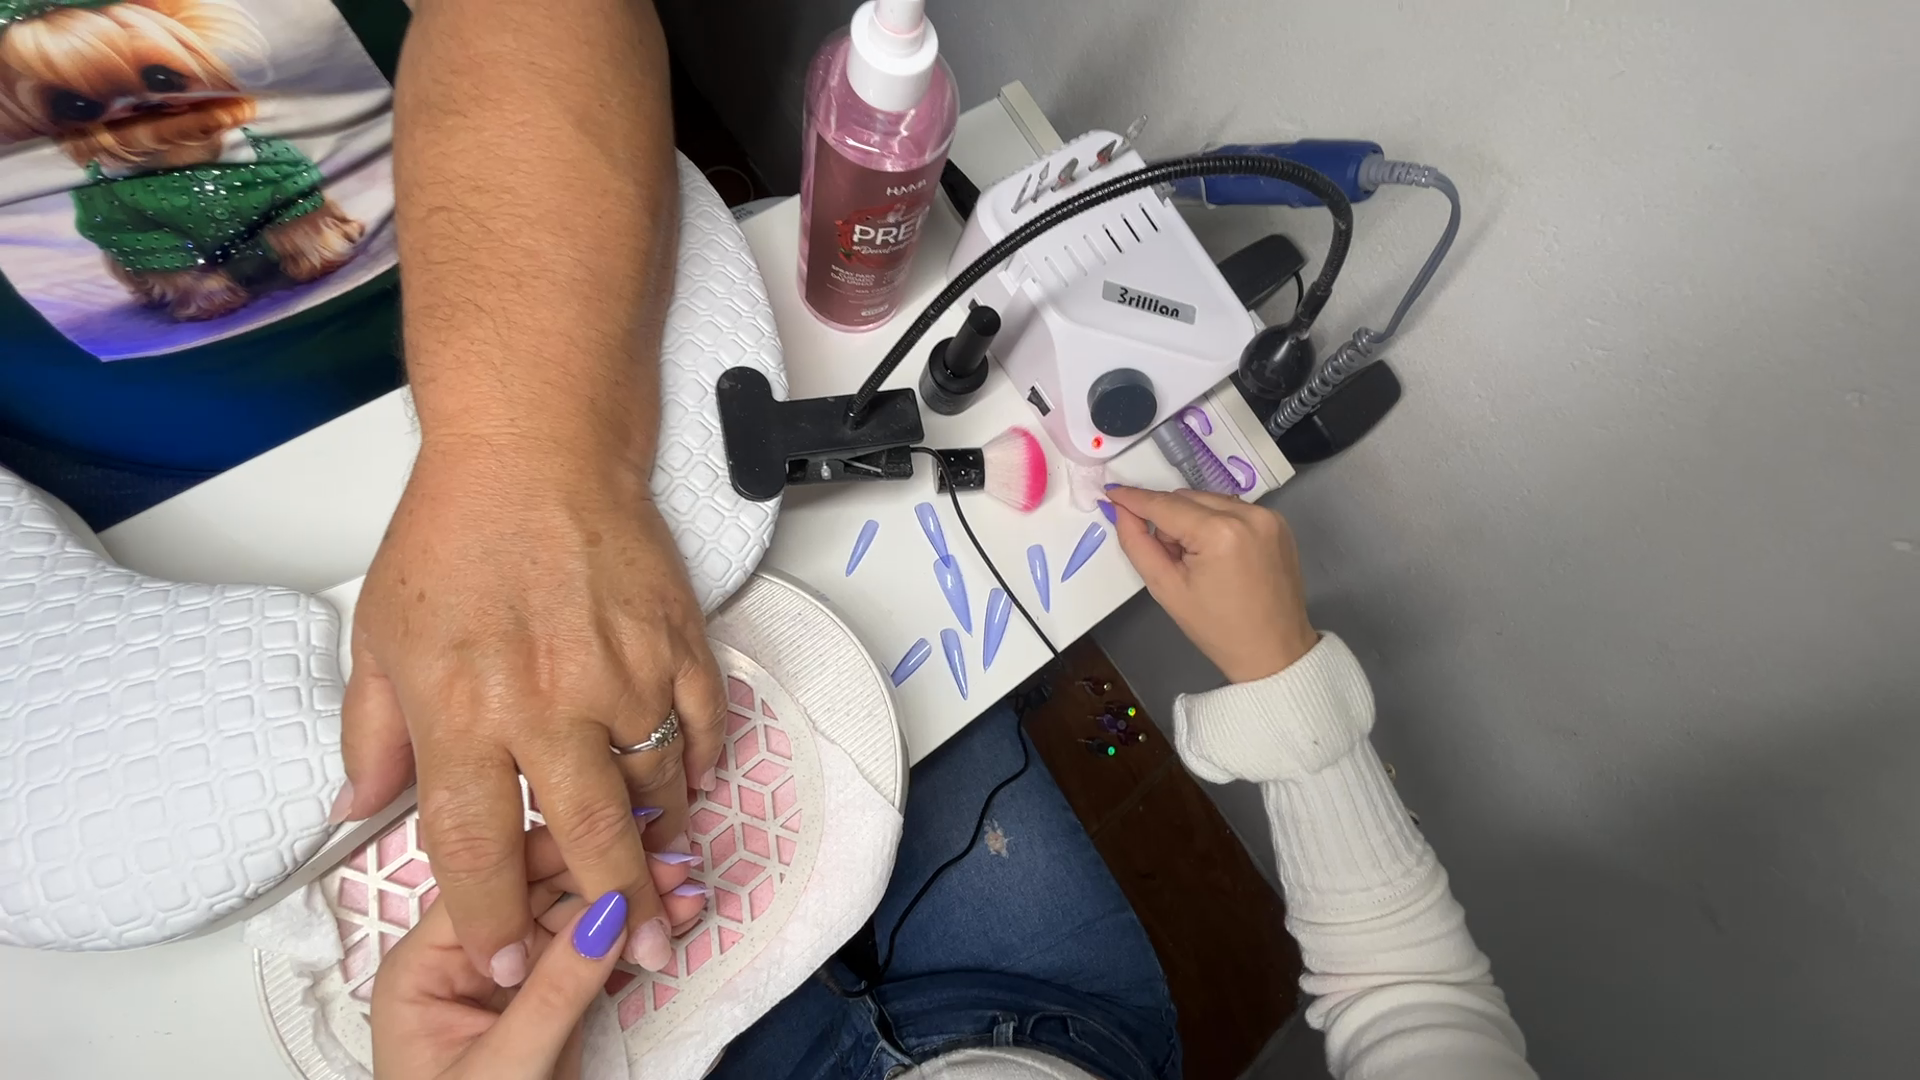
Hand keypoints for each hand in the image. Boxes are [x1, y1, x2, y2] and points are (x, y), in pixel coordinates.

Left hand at [340, 436, 726, 981]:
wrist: (541, 460)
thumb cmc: (458, 538)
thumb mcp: (383, 635)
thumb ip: (374, 735)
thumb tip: (362, 811)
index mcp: (466, 709)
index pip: (477, 844)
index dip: (500, 914)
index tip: (520, 955)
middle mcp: (552, 702)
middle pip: (591, 832)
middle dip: (618, 903)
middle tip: (644, 943)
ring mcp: (628, 671)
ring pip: (660, 780)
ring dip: (666, 827)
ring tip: (667, 854)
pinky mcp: (678, 640)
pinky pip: (705, 720)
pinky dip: (706, 759)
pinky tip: (697, 779)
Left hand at [372, 827, 710, 1079]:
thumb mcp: (505, 1070)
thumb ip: (555, 989)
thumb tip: (614, 907)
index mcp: (431, 963)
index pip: (499, 883)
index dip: (566, 856)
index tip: (632, 841)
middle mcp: (476, 952)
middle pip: (551, 888)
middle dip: (618, 875)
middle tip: (676, 865)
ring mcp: (521, 969)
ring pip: (587, 911)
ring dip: (641, 899)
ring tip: (689, 893)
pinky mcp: (559, 988)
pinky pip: (605, 944)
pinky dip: (643, 929)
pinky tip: (679, 915)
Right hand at [1105, 486, 1317, 682]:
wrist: (1273, 651)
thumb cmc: (1215, 628)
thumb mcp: (1165, 588)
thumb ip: (1137, 543)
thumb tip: (1122, 511)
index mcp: (1219, 532)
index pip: (1164, 505)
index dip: (1134, 498)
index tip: (1111, 493)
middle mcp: (1248, 514)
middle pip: (1185, 498)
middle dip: (1167, 521)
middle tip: (1171, 559)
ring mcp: (1268, 516)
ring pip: (1207, 500)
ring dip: (1190, 520)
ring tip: (1197, 561)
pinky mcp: (1279, 522)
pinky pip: (1231, 507)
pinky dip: (1214, 522)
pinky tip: (1218, 555)